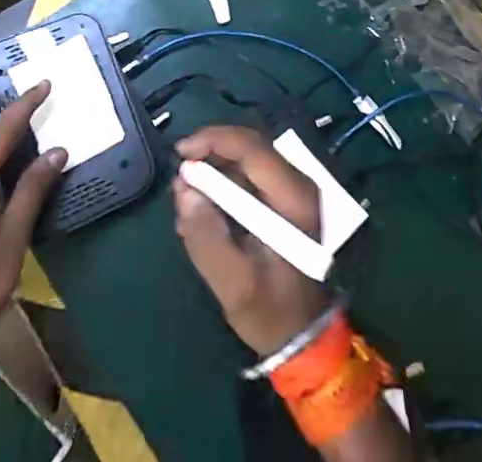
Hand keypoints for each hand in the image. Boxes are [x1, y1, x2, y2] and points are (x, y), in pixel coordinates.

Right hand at [172, 125, 328, 355]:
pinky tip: (203, 211)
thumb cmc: (271, 312)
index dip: (212, 140)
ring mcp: (292, 192)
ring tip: (187, 200)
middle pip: (248, 146)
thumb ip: (206, 234)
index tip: (180, 154)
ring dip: (212, 171)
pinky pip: (247, 176)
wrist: (302, 340)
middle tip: (179, 172)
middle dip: (208, 152)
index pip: (251, 147)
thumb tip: (183, 188)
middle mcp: (298, 185)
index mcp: (294, 199)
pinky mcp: (282, 202)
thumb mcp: (233, 282)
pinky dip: (221, 184)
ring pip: (245, 159)